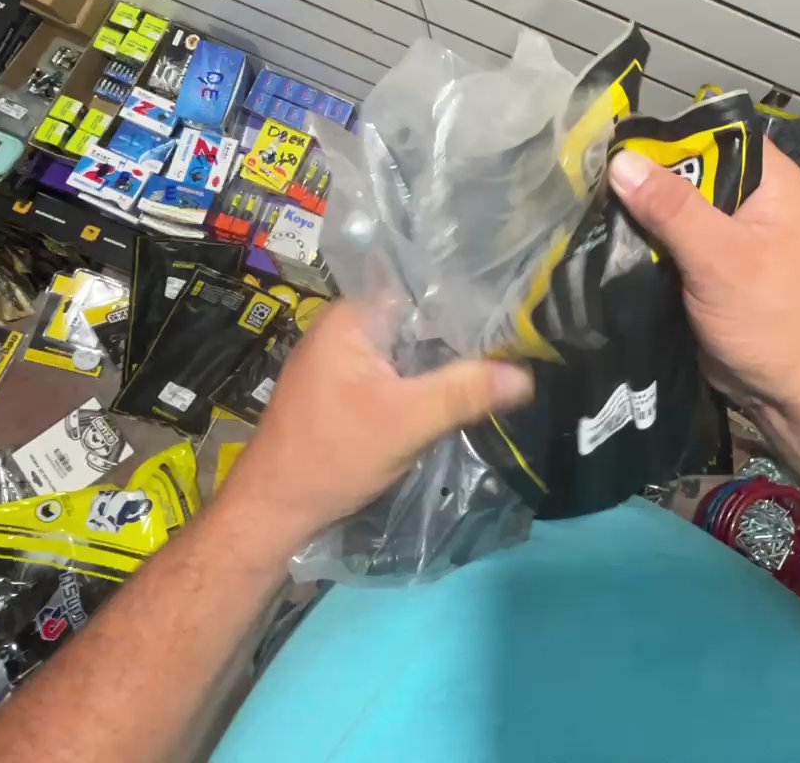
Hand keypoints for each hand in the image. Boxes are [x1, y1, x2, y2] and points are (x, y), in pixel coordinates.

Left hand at [219, 300, 532, 547]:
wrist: (271, 512)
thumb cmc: (331, 456)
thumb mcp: (406, 422)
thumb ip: (465, 392)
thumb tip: (527, 374)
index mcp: (354, 315)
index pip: (424, 286)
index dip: (470, 296)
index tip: (514, 307)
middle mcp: (348, 325)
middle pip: (421, 316)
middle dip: (464, 330)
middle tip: (518, 336)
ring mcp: (347, 356)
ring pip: (412, 345)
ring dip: (447, 357)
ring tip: (502, 357)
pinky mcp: (349, 385)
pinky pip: (400, 368)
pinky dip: (428, 376)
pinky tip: (460, 386)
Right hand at [609, 140, 799, 417]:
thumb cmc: (778, 322)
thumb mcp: (722, 258)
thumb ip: (672, 208)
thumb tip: (621, 161)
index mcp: (769, 182)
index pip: (710, 134)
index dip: (662, 137)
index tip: (609, 149)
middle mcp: (751, 203)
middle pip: (687, 175)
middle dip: (642, 184)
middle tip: (587, 190)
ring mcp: (731, 242)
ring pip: (676, 216)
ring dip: (640, 222)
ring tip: (587, 219)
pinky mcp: (713, 276)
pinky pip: (674, 251)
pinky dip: (647, 253)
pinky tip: (608, 253)